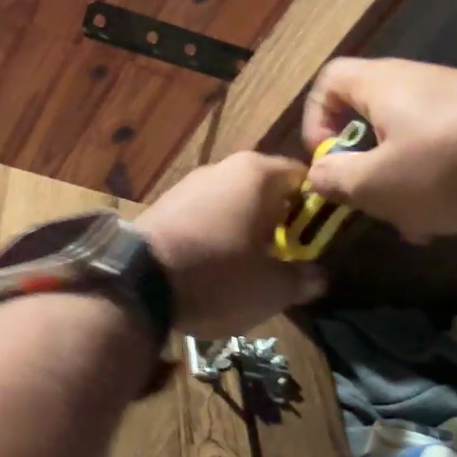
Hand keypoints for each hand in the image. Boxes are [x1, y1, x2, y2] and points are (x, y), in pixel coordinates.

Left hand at [136, 152, 328, 335]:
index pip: (303, 178)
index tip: (319, 238)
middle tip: (287, 256)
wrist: (136, 283)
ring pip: (233, 202)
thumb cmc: (219, 276)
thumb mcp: (272, 289)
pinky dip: (216, 233)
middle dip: (279, 221)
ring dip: (246, 228)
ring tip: (249, 265)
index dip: (315, 209)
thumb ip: (302, 279)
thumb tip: (320, 277)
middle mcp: (224, 167)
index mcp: (258, 173)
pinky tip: (214, 265)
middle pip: (266, 189)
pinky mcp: (164, 203)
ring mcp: (190, 183)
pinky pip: (204, 214)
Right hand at [301, 58, 456, 242]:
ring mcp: (456, 105)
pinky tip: (449, 220)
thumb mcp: (377, 183)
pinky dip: (436, 184)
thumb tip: (318, 174)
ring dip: (401, 186)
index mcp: (382, 85)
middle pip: (369, 120)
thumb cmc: (449, 164)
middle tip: (371, 205)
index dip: (316, 122)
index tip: (329, 164)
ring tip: (414, 225)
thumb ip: (337, 180)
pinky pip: (444, 153)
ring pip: (408, 145)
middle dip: (364, 169)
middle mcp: (416, 85)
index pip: (329, 81)